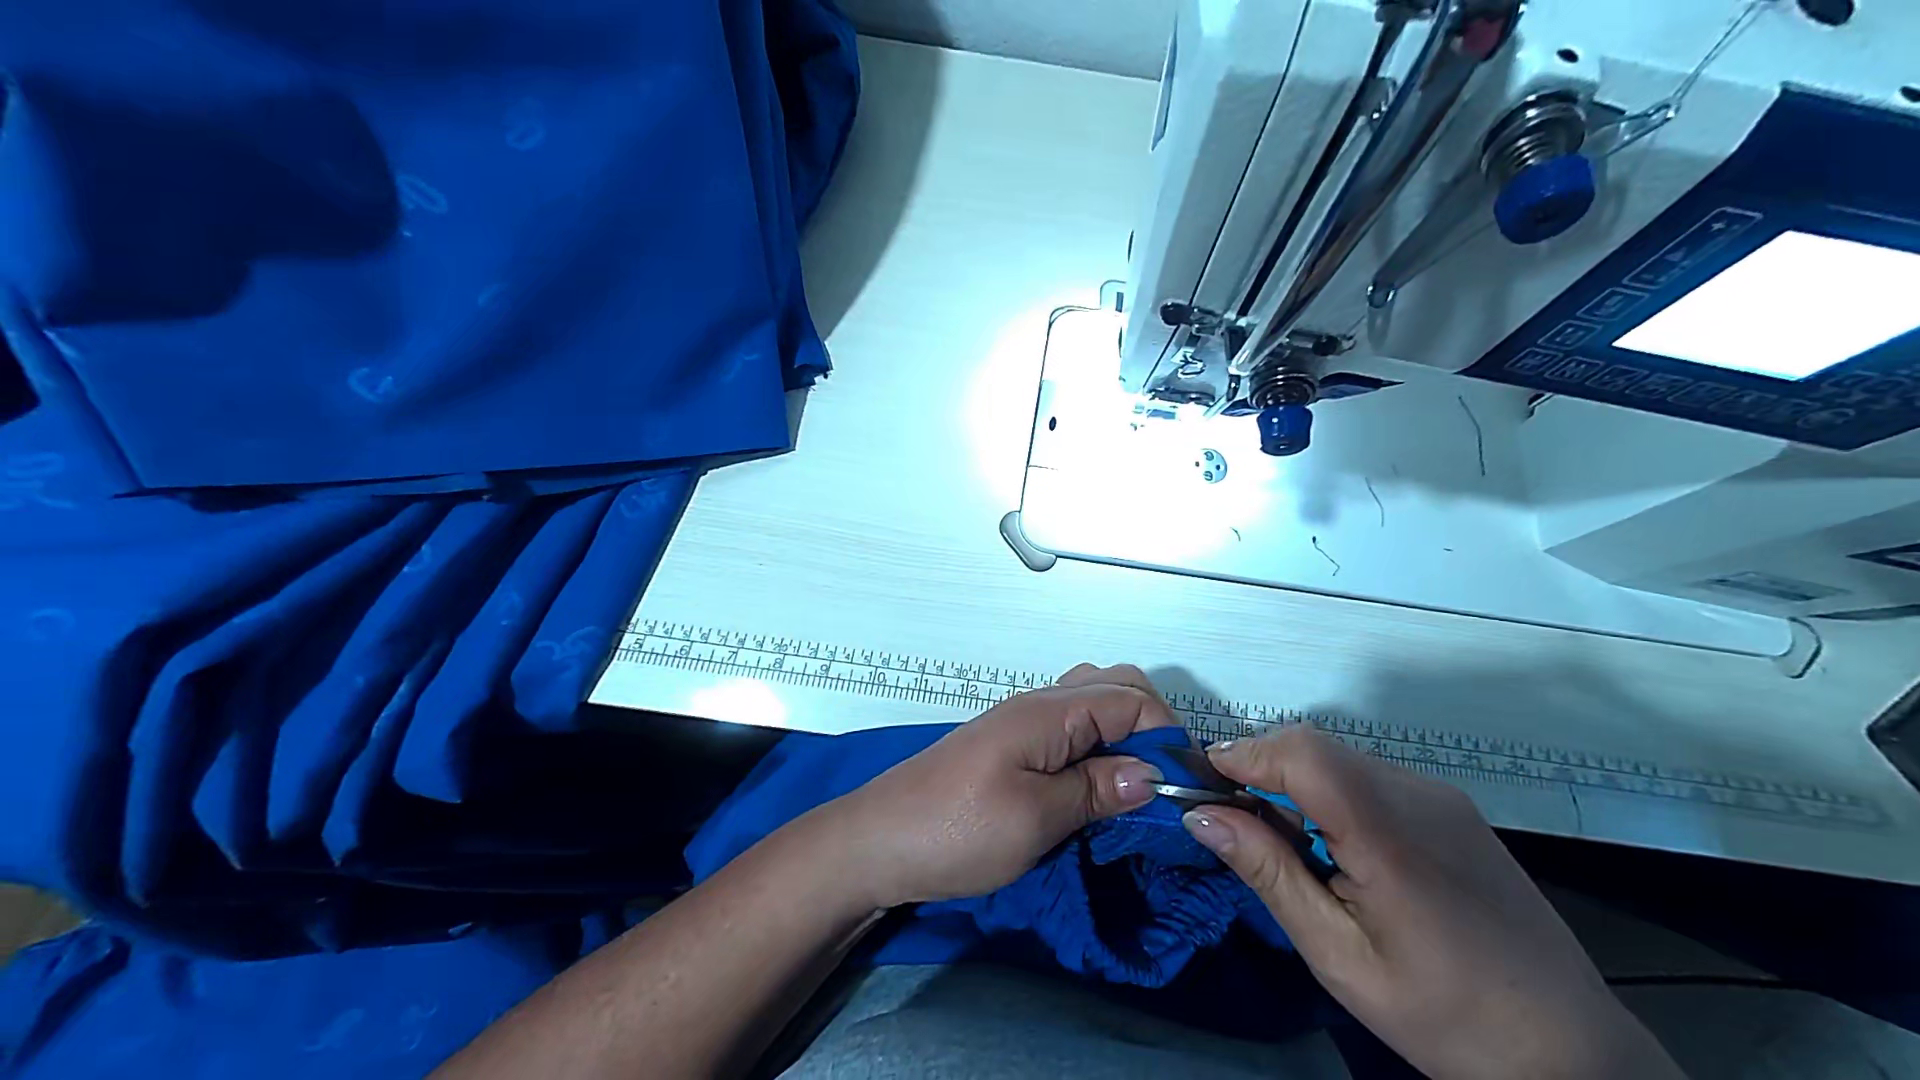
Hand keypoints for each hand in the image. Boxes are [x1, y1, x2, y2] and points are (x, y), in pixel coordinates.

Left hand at [814, 664, 1178, 908]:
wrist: (878, 842)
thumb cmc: (955, 831)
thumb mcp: (1035, 818)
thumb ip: (1096, 789)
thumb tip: (1152, 774)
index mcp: (1048, 711)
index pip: (1133, 699)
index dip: (1168, 738)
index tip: (1186, 789)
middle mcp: (1038, 703)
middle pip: (1116, 688)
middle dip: (1151, 727)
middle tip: (1162, 785)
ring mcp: (1022, 722)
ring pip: (1092, 703)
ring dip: (1124, 734)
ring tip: (1134, 786)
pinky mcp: (1011, 745)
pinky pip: (1070, 727)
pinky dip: (1096, 745)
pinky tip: (1096, 783)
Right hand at [1185, 728, 1682, 1079]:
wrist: (1572, 1052)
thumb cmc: (1443, 1013)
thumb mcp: (1339, 956)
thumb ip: (1268, 873)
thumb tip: (1200, 815)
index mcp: (1391, 835)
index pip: (1303, 755)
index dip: (1245, 753)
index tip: (1201, 779)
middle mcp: (1418, 796)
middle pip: (1316, 747)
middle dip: (1259, 765)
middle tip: (1228, 813)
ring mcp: (1441, 798)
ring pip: (1340, 757)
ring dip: (1291, 778)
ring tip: (1275, 835)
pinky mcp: (1452, 808)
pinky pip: (1369, 776)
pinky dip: (1327, 789)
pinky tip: (1330, 842)